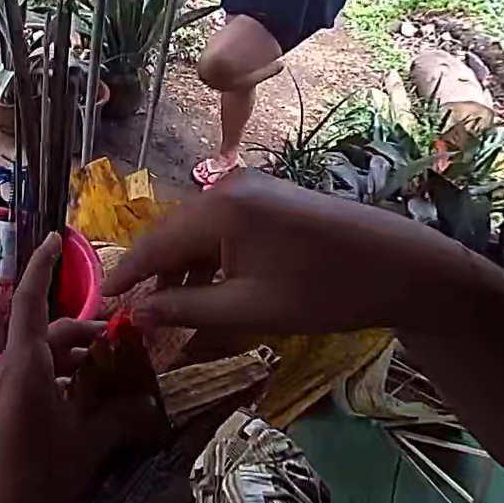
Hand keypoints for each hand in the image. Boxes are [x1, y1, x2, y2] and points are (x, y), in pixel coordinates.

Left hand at [0, 233, 162, 502]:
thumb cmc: (27, 479)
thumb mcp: (81, 448)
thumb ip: (116, 420)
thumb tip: (151, 404)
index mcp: (26, 363)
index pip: (34, 299)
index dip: (44, 265)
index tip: (55, 237)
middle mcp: (8, 369)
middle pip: (50, 335)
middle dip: (88, 337)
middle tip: (126, 350)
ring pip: (42, 363)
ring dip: (75, 366)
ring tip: (110, 384)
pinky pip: (30, 385)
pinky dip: (57, 386)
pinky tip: (80, 413)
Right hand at [103, 170, 492, 336]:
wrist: (400, 266)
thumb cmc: (324, 291)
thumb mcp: (249, 307)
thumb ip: (186, 308)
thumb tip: (137, 314)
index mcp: (219, 209)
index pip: (155, 243)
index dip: (127, 274)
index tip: (103, 299)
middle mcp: (228, 187)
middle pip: (173, 233)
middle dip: (155, 273)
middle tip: (140, 313)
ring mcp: (250, 188)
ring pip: (197, 230)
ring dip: (184, 266)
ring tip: (174, 306)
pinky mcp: (267, 196)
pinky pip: (221, 226)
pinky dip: (210, 255)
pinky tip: (211, 283)